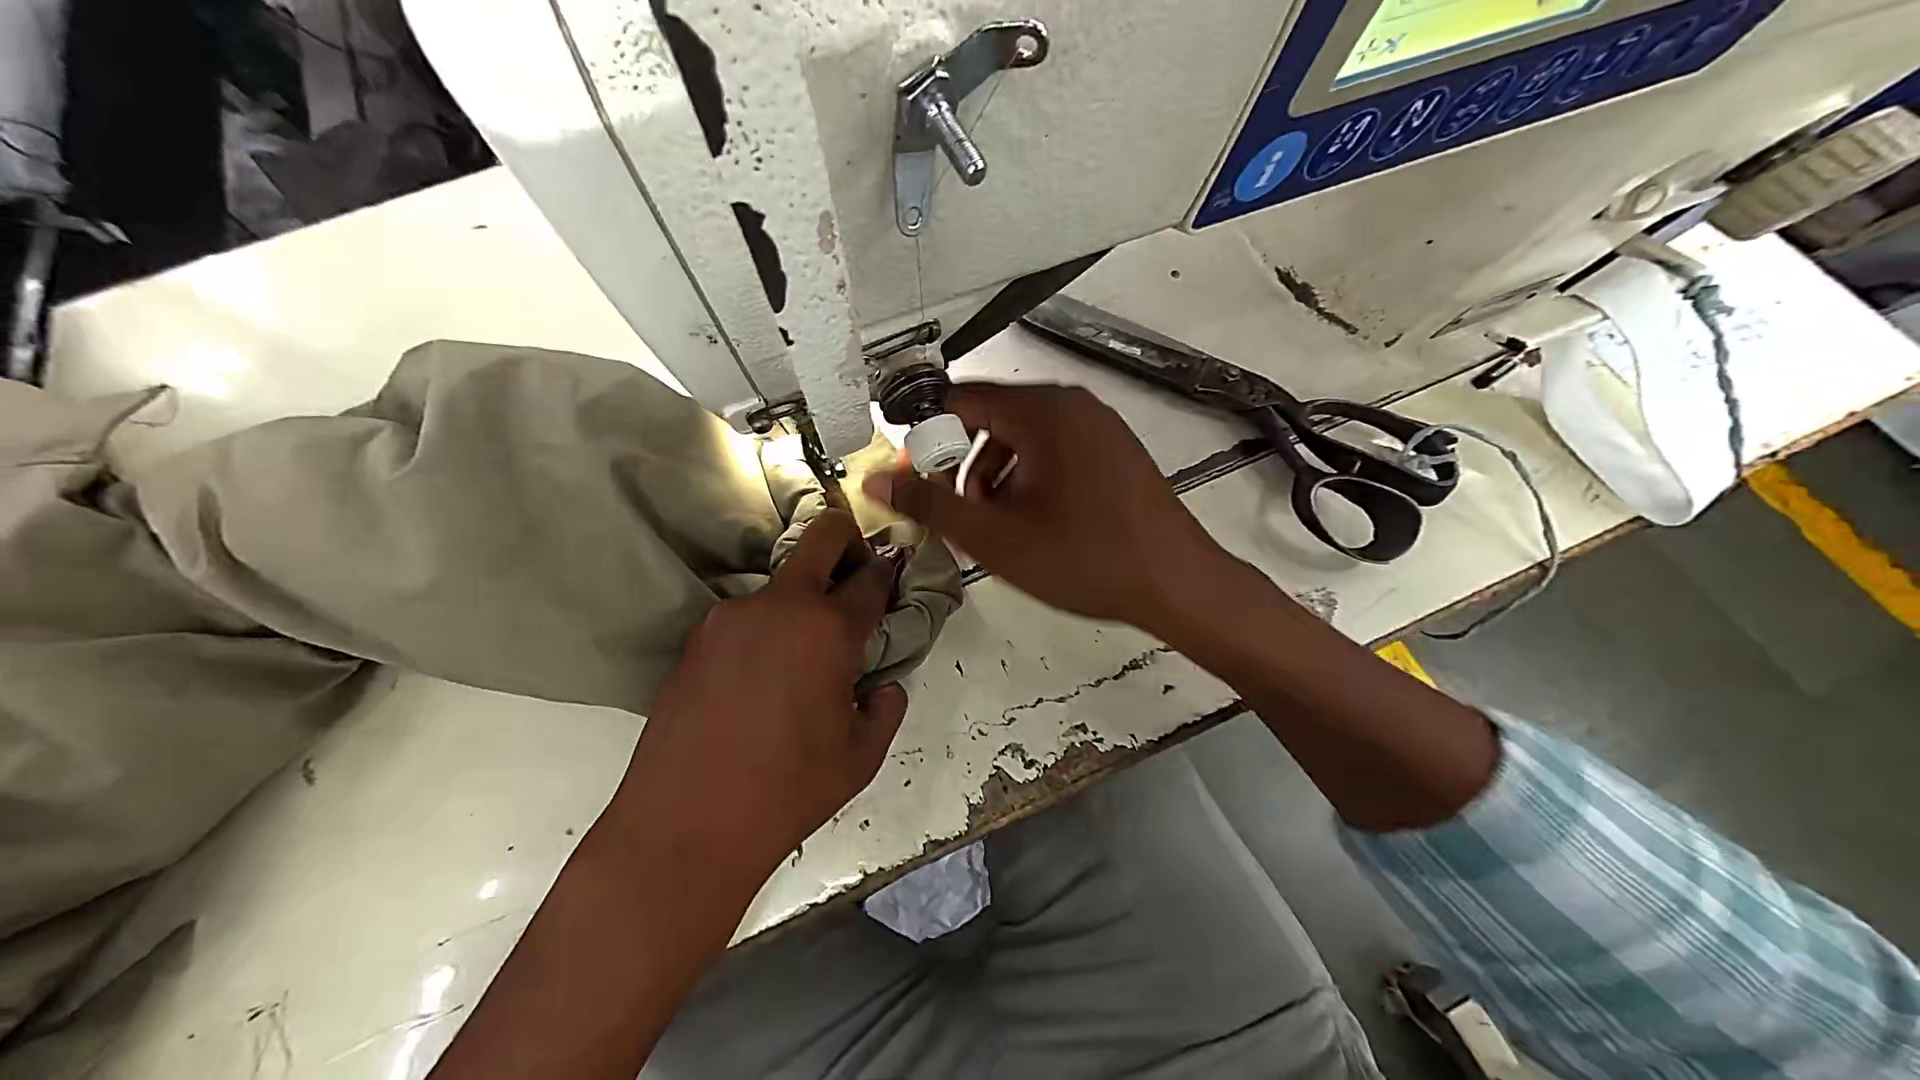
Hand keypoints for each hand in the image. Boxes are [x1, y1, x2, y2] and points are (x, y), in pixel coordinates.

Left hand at [621, 510, 908, 870]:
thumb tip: (882, 686)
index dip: (886, 574)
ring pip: (780, 585)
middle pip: (822, 535)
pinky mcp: (698, 637)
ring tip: (798, 661)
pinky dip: (764, 631)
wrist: (687, 822)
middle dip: (847, 540)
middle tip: (854, 575)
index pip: (870, 578)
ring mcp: (732, 617)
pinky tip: (759, 681)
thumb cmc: (787, 791)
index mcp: (829, 631)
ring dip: (800, 603)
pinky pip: (745, 618)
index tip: (889, 578)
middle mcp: (780, 607)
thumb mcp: (861, 756)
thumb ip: (885, 709)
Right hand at [864, 381, 1229, 632]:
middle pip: (991, 416)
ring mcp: (1100, 426)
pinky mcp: (1114, 449)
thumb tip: (881, 482)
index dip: (928, 439)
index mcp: (1044, 412)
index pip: (960, 401)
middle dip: (962, 461)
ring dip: (994, 472)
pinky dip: (1029, 475)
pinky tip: (1032, 519)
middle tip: (956, 508)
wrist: (1176, 583)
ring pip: (1022, 435)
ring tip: (994, 522)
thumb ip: (931, 504)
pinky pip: (1054, 447)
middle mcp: (1074, 406)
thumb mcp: (995, 538)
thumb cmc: (1089, 559)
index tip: (918, 478)